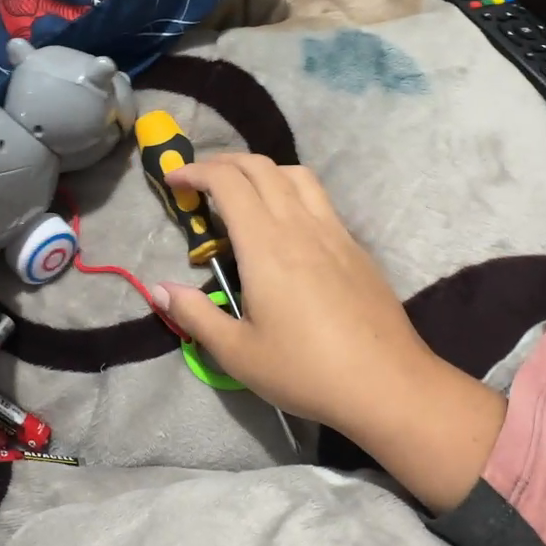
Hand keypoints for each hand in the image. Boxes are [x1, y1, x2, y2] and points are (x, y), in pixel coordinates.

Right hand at [153, 155, 505, 512]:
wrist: (387, 382)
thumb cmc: (306, 370)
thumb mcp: (238, 353)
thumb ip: (196, 315)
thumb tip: (158, 290)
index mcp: (265, 244)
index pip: (227, 181)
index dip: (195, 170)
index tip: (173, 179)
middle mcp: (299, 224)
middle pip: (259, 166)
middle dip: (223, 162)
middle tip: (199, 181)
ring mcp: (333, 231)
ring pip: (295, 174)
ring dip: (261, 170)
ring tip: (243, 193)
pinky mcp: (354, 245)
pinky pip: (318, 197)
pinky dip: (290, 190)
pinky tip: (285, 224)